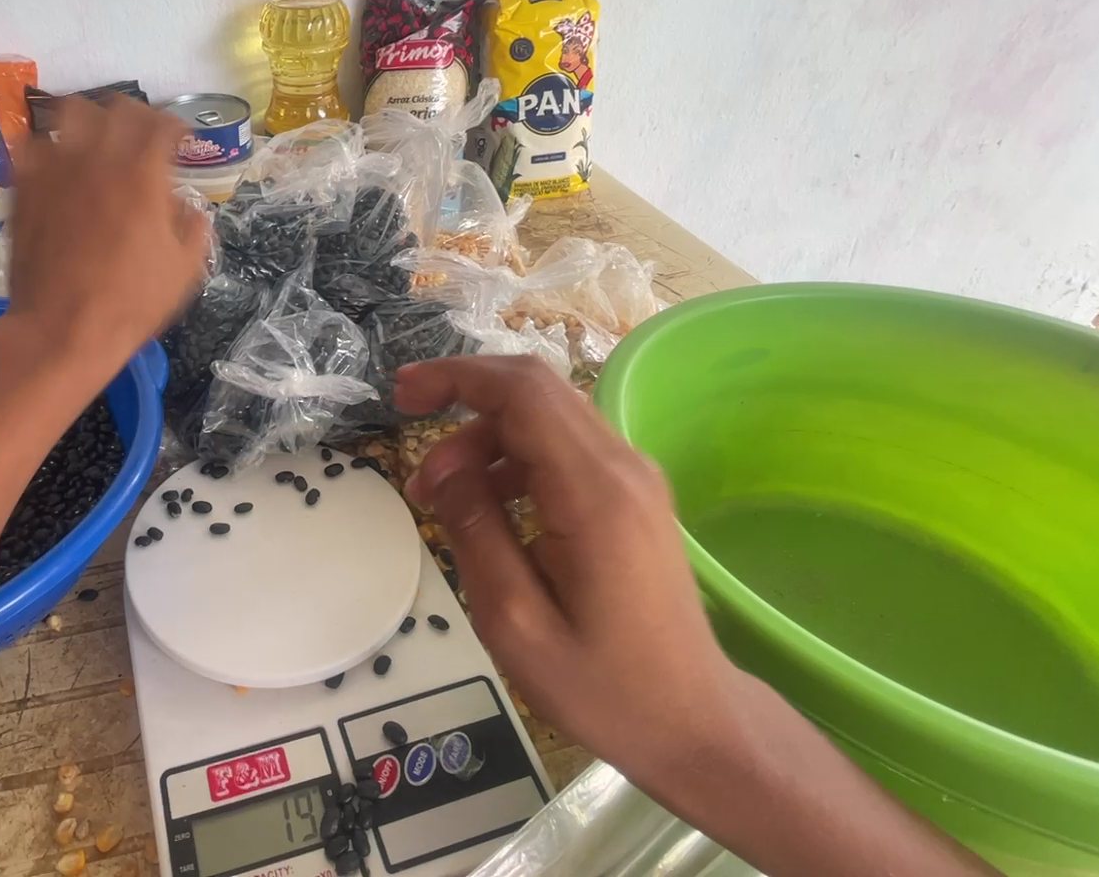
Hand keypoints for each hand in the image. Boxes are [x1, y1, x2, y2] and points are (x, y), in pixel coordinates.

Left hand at [4, 96, 208, 376]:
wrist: (63, 330)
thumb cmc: (131, 304)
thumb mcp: (185, 271)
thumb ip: (194, 228)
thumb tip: (189, 208)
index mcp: (145, 176)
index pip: (163, 124)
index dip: (178, 125)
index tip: (182, 138)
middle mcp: (99, 160)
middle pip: (118, 108)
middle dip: (137, 116)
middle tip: (143, 137)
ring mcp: (55, 170)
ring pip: (70, 113)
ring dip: (90, 119)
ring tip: (97, 139)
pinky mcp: (24, 187)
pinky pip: (31, 144)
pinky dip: (49, 145)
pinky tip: (57, 163)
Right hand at [392, 355, 735, 766]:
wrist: (696, 722)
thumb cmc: (603, 685)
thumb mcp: (514, 620)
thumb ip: (474, 530)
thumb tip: (442, 467)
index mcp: (594, 493)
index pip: (522, 394)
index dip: (456, 376)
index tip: (402, 392)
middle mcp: (621, 466)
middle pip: (534, 388)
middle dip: (462, 392)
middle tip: (406, 420)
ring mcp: (632, 476)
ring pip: (545, 415)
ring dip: (483, 434)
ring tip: (438, 491)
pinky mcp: (630, 493)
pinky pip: (561, 445)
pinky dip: (511, 454)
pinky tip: (484, 500)